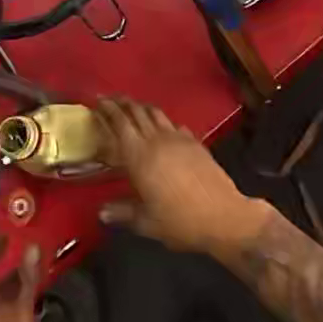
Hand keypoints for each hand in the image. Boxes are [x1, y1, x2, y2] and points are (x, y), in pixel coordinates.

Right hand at [94, 98, 269, 261]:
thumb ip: (123, 213)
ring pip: (156, 113)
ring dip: (142, 107)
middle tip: (111, 99)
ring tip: (134, 107)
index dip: (108, 110)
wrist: (224, 216)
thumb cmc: (180, 221)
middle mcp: (157, 140)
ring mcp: (178, 138)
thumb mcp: (146, 222)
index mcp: (139, 156)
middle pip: (137, 112)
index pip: (120, 124)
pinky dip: (164, 121)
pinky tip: (164, 127)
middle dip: (122, 103)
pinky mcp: (195, 142)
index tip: (98, 101)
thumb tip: (102, 212)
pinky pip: (175, 124)